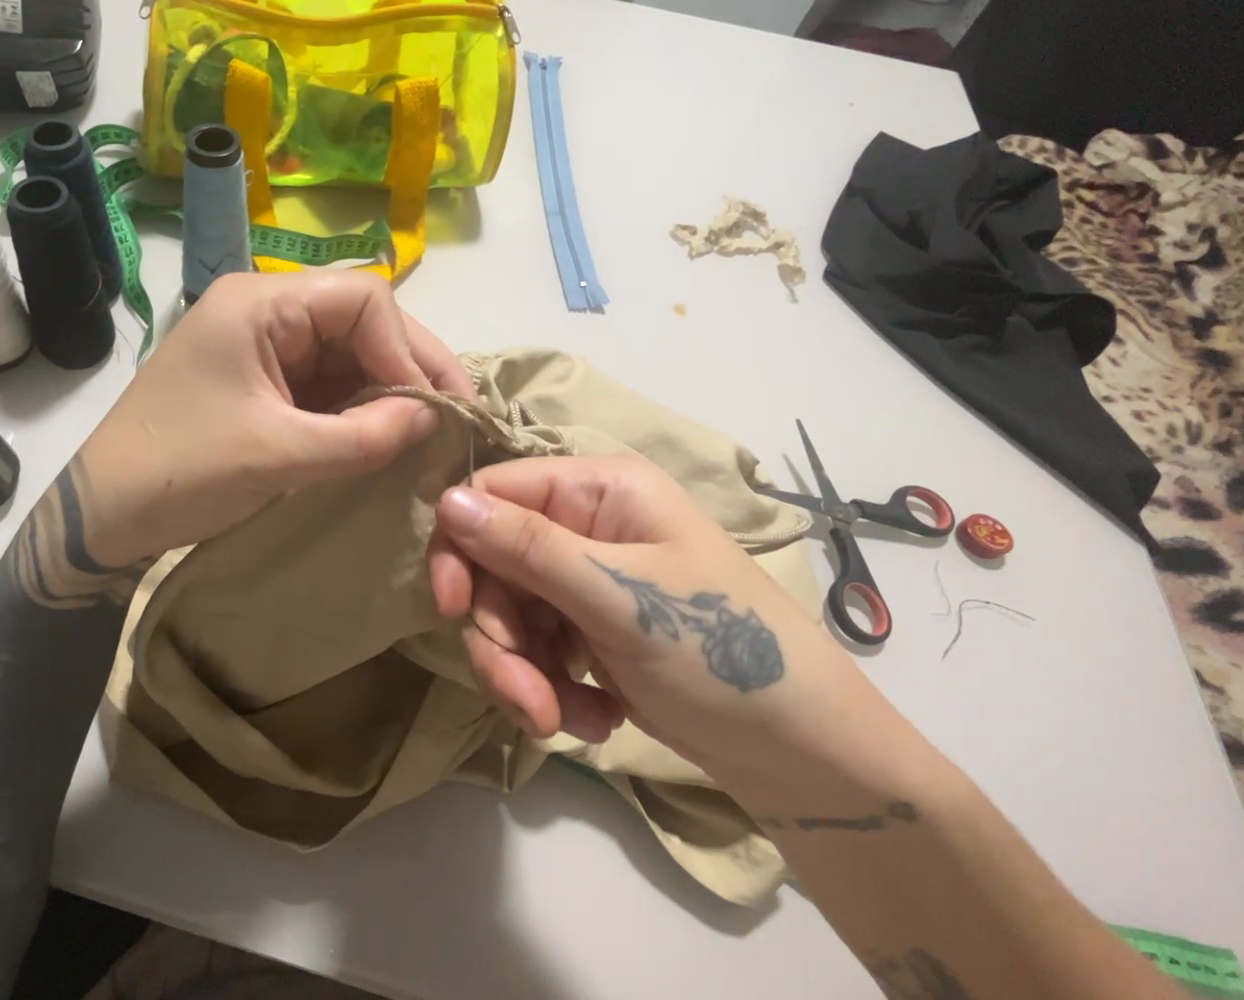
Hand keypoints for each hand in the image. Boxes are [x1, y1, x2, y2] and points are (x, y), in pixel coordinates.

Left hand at [74, 270, 470, 567]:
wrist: (101, 514)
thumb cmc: (180, 473)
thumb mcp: (277, 456)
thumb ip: (362, 436)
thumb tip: (432, 418)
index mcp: (259, 304)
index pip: (362, 299)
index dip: (408, 349)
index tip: (434, 408)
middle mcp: (264, 312)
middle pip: (359, 321)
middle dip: (408, 366)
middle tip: (457, 415)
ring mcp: (262, 348)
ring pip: (346, 354)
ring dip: (388, 390)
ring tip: (430, 432)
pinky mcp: (260, 384)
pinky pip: (324, 385)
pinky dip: (358, 409)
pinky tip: (387, 436)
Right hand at [428, 453, 887, 784]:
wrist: (797, 751)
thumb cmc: (725, 653)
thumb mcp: (622, 599)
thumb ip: (530, 548)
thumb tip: (446, 500)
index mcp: (600, 492)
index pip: (492, 494)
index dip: (461, 547)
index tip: (451, 609)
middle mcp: (585, 526)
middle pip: (491, 568)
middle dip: (502, 639)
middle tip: (528, 696)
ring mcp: (583, 582)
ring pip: (505, 618)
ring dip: (523, 675)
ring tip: (563, 720)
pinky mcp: (583, 632)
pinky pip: (531, 652)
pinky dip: (547, 690)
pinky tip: (591, 719)